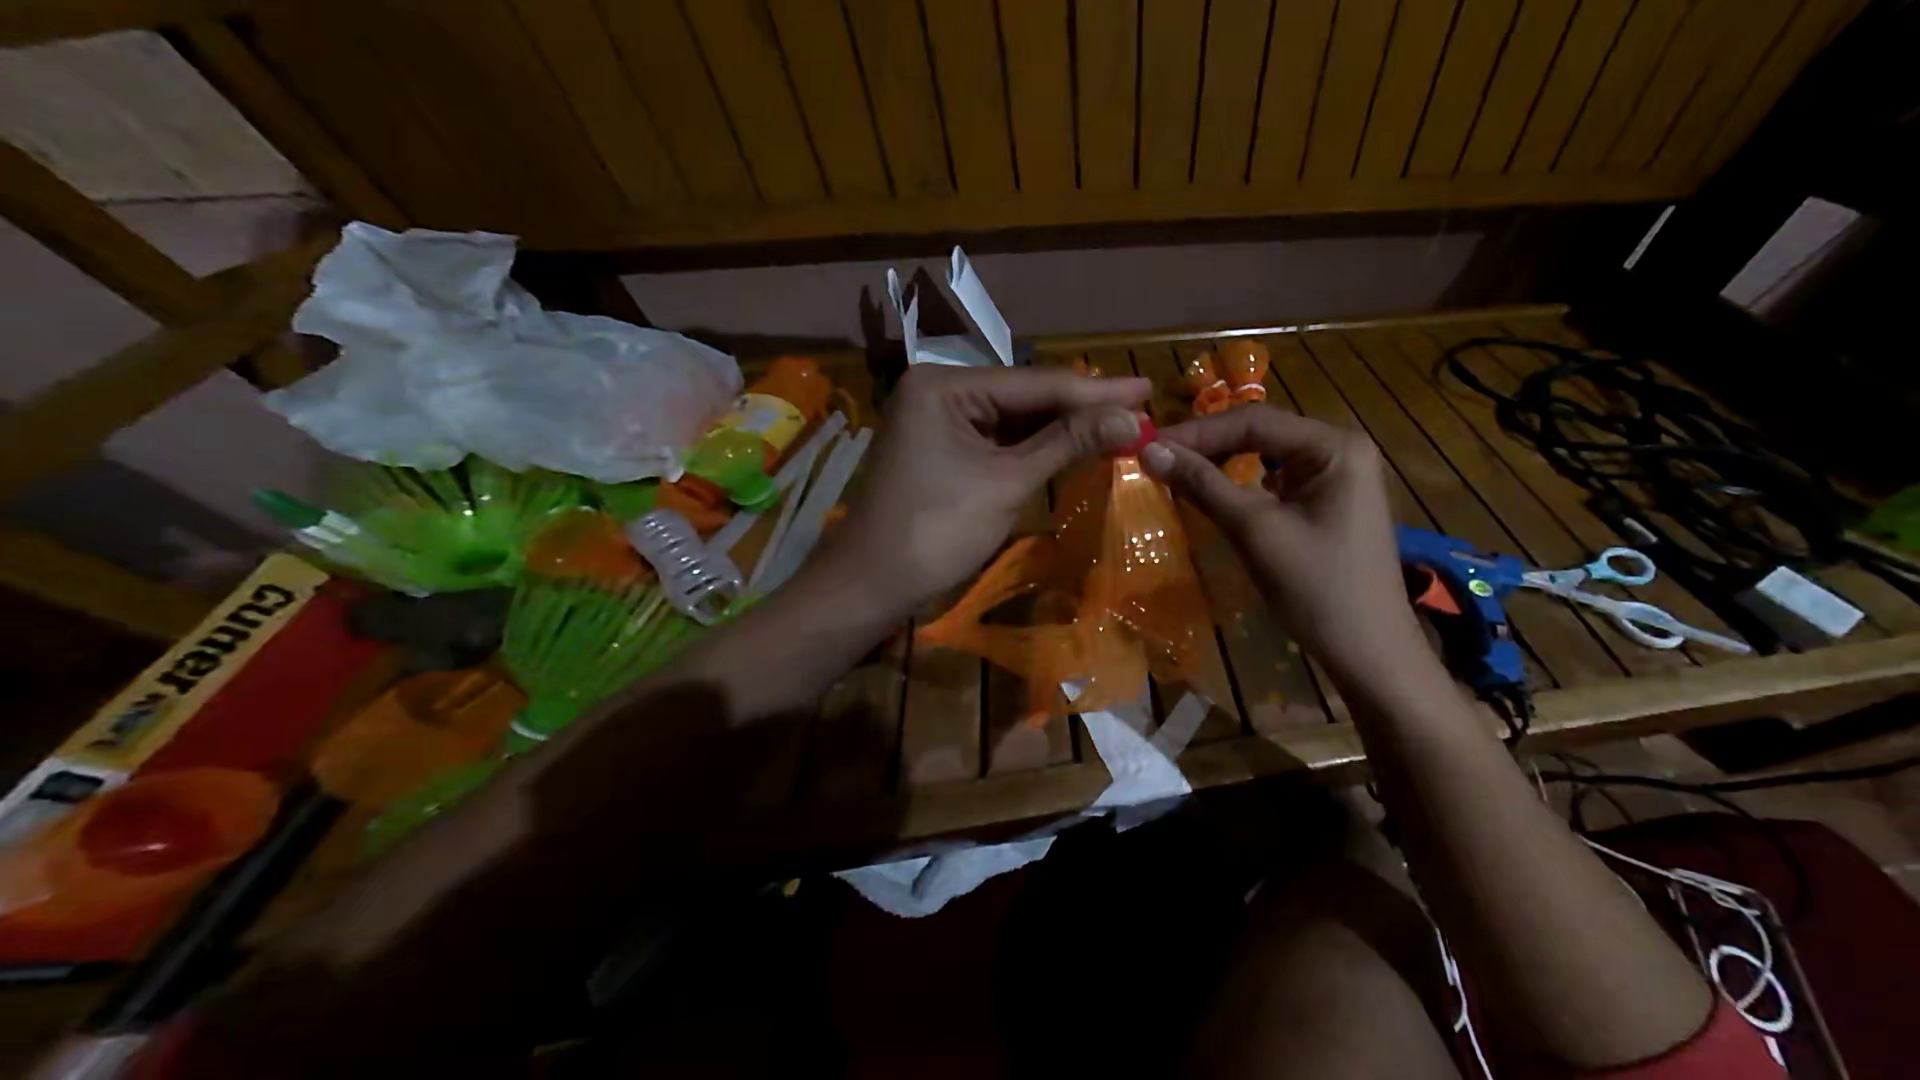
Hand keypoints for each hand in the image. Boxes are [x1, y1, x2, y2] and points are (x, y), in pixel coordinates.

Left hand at [818, 365, 1149, 619]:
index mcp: (944, 385)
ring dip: (1060, 428)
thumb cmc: (937, 531)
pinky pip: (995, 440)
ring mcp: (936, 420)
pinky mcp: (939, 448)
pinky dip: (1032, 447)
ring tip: (1119, 423)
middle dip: (1080, 408)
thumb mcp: (1007, 483)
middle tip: (1140, 405)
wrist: (872, 583)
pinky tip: (1072, 444)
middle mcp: (938, 390)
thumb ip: (1067, 444)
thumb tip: (1131, 418)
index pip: (1034, 383)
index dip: (1094, 390)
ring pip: (1011, 419)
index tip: (1147, 388)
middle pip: (1023, 396)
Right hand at [1140, 407, 1424, 674]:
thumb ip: (1204, 485)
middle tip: (1156, 460)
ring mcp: (1335, 477)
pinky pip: (1273, 480)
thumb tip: (1149, 452)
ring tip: (1175, 473)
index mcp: (1334, 447)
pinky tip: (1210, 493)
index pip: (1253, 420)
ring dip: (1219, 463)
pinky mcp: (1325, 503)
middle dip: (1206, 445)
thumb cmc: (1317, 588)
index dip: (1197, 432)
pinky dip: (1238, 484)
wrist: (1369, 652)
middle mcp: (1339, 450)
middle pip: (1260, 433)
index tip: (1148, 446)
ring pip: (1264, 456)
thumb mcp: (1255, 531)